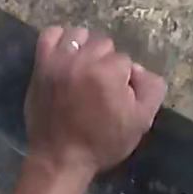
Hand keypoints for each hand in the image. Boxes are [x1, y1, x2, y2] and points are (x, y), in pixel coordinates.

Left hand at [25, 26, 165, 177]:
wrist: (60, 158)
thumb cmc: (103, 142)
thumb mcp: (140, 121)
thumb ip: (151, 89)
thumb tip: (138, 70)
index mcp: (109, 73)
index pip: (125, 61)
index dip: (125, 80)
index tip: (117, 98)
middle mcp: (82, 60)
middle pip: (104, 44)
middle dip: (107, 63)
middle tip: (102, 87)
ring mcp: (58, 61)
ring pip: (80, 35)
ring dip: (86, 49)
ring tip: (85, 70)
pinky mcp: (41, 66)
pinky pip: (50, 35)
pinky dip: (61, 40)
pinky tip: (67, 56)